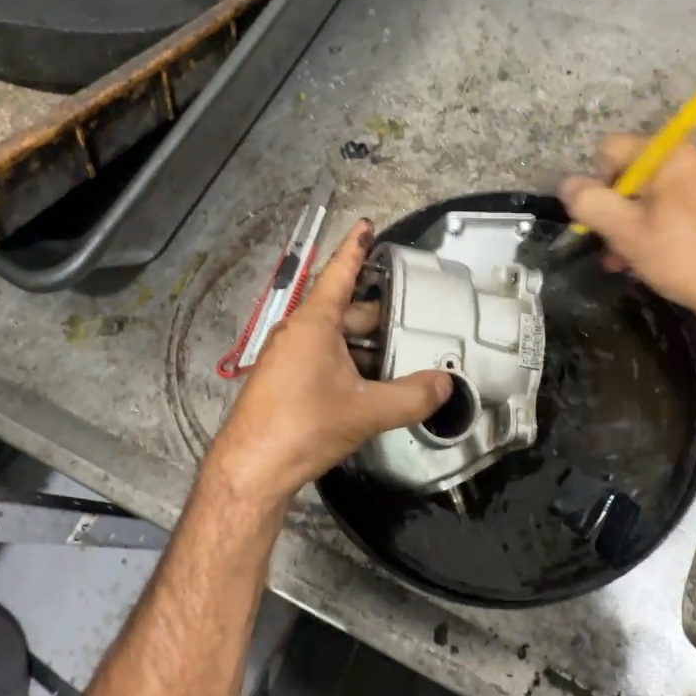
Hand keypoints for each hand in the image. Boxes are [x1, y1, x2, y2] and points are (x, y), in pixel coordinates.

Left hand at [207, 219, 450, 504]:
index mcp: (314, 324)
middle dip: (378, 315)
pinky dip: (350, 364)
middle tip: (411, 318)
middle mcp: (298, 333)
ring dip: (366, 346)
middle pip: (345, 311)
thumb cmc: (302, 427)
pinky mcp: (285, 382)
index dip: (355, 248)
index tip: (366, 226)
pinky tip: (371, 385)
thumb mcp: (366, 410)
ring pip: (336, 339)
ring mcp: (288, 358)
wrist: (251, 470)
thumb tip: (445, 386)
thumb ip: (411, 396)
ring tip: (401, 356)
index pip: (339, 273)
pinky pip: (324, 359)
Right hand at [558, 134, 695, 325]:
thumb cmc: (682, 257)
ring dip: (626, 226)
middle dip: (612, 208)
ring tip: (622, 261)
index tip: (602, 216)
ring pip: (643, 196)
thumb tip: (567, 184)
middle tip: (610, 243)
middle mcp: (687, 160)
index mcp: (669, 155)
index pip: (610, 148)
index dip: (596, 181)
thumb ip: (590, 203)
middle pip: (627, 173)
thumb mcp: (626, 232)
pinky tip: (642, 261)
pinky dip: (649, 230)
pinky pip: (664, 209)